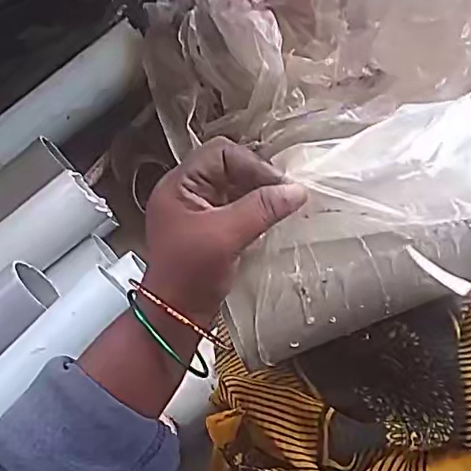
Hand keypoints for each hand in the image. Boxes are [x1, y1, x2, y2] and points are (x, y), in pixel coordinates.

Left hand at [140, 138, 307, 320]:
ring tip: (281, 209)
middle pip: (229, 168)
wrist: (174, 316)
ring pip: (235, 189)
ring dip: (259, 196)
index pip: (219, 153)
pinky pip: (237, 209)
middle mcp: (185, 194)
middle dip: (258, 179)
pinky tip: (270, 222)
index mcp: (178, 186)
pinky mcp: (209, 231)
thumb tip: (296, 190)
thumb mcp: (225, 236)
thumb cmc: (188, 276)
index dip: (251, 164)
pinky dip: (255, 212)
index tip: (278, 187)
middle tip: (284, 197)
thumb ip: (260, 208)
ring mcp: (197, 213)